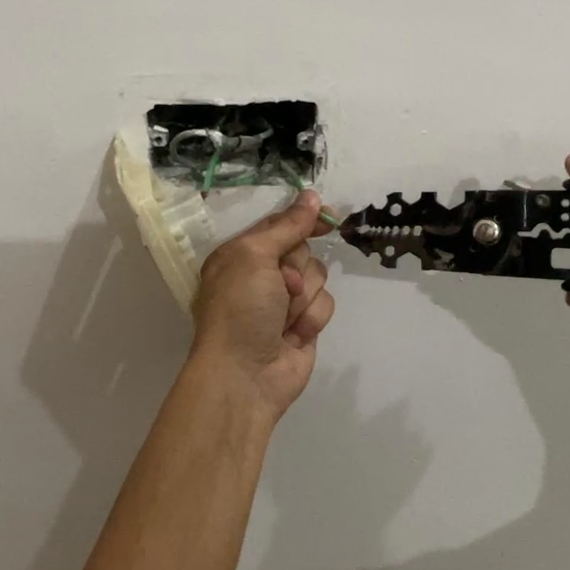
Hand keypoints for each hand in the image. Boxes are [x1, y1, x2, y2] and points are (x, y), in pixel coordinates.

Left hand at [188, 191, 338, 422]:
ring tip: (282, 318)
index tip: (329, 216)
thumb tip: (311, 195)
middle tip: (281, 286)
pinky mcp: (304, 324)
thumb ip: (286, 225)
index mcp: (241, 254)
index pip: (279, 225)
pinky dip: (311, 318)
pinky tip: (293, 334)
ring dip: (304, 297)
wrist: (245, 374)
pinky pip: (325, 305)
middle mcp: (262, 275)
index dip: (303, 219)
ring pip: (319, 277)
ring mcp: (285, 301)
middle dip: (297, 267)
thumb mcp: (254, 256)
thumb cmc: (240, 309)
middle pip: (303, 250)